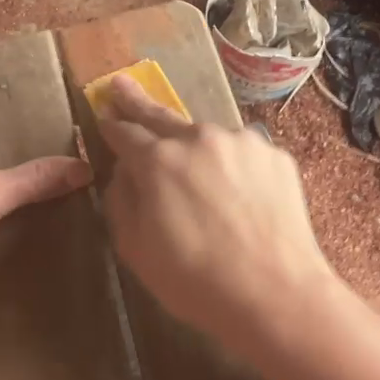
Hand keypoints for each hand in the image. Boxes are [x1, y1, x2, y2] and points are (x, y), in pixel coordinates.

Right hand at [97, 74, 338, 343]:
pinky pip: (243, 156)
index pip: (125, 132)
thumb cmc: (195, 281)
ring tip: (198, 182)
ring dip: (196, 149)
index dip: (111, 125)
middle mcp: (201, 138)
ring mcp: (243, 142)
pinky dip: (233, 168)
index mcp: (159, 160)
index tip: (103, 113)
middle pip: (163, 117)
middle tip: (121, 85)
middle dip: (138, 102)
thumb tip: (125, 172)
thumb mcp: (135, 248)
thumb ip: (122, 200)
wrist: (276, 294)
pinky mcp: (277, 156)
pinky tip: (238, 198)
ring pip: (209, 139)